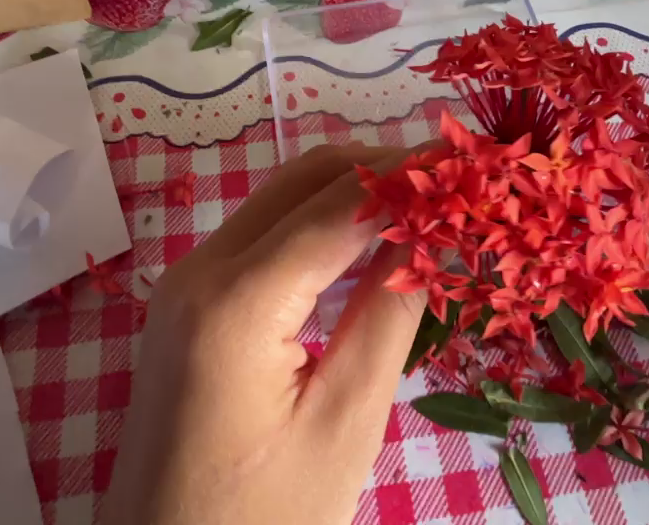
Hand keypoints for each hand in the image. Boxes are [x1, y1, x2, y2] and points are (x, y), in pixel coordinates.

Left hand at [103, 145, 421, 524]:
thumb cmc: (266, 520)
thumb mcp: (345, 422)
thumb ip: (389, 313)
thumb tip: (429, 231)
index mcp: (236, 302)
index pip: (337, 205)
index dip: (406, 174)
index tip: (462, 158)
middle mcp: (199, 268)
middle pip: (302, 181)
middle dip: (378, 167)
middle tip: (446, 178)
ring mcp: (186, 280)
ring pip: (280, 198)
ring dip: (349, 189)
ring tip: (417, 199)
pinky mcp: (189, 299)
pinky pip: (262, 233)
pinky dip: (317, 221)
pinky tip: (362, 235)